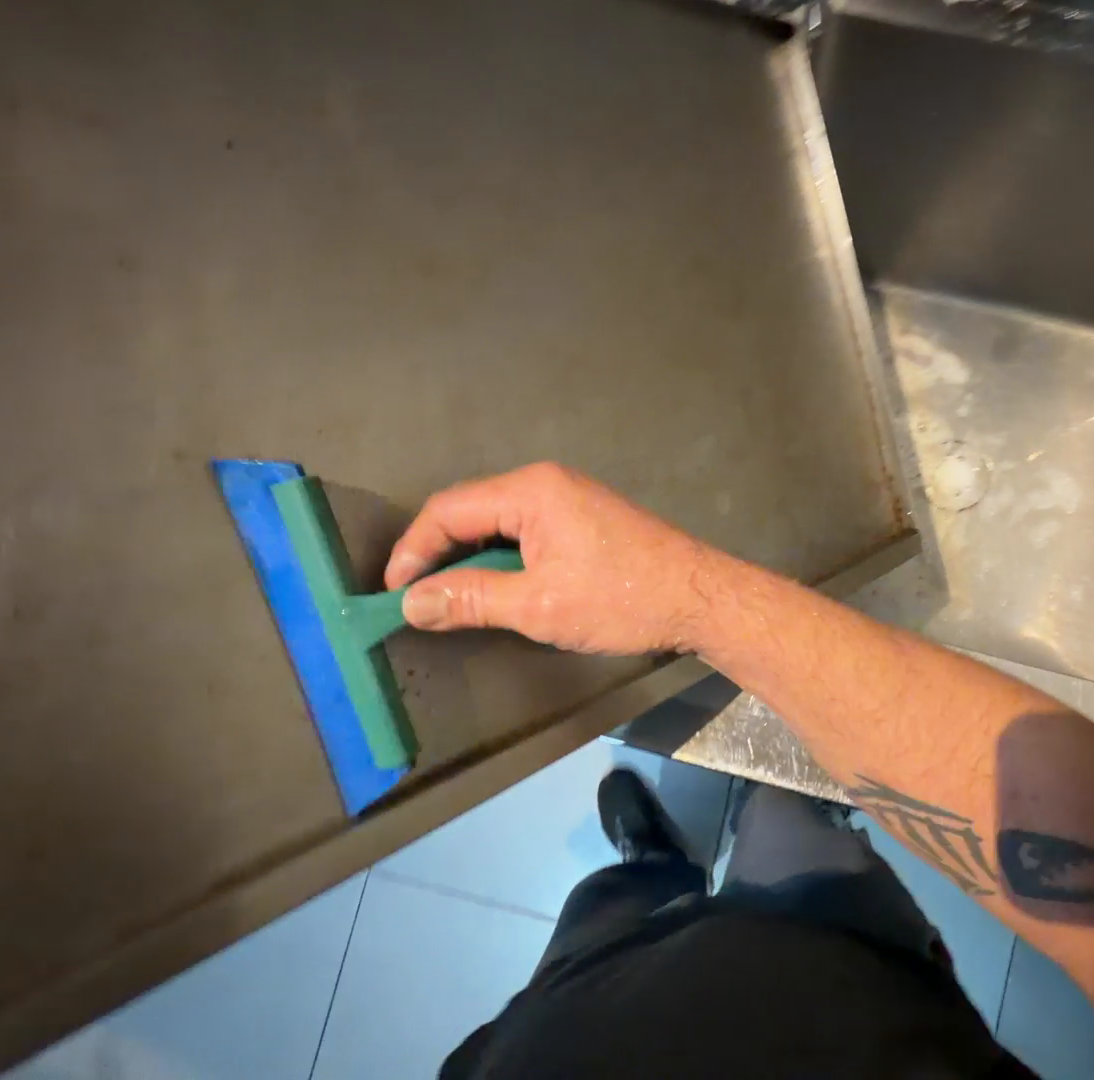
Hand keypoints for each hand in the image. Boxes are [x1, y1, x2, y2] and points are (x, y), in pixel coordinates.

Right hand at [385, 463, 719, 654]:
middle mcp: (546, 482)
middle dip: (439, 553)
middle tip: (417, 598)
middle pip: (471, 510)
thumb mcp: (539, 606)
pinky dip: (503, 557)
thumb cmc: (621, 600)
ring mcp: (569, 497)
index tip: (393, 592)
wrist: (700, 597)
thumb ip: (472, 600)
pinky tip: (499, 587)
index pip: (449, 509)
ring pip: (498, 521)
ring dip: (471, 558)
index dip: (413, 550)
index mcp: (531, 490)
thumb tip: (412, 603)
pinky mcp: (585, 517)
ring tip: (451, 598)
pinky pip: (525, 529)